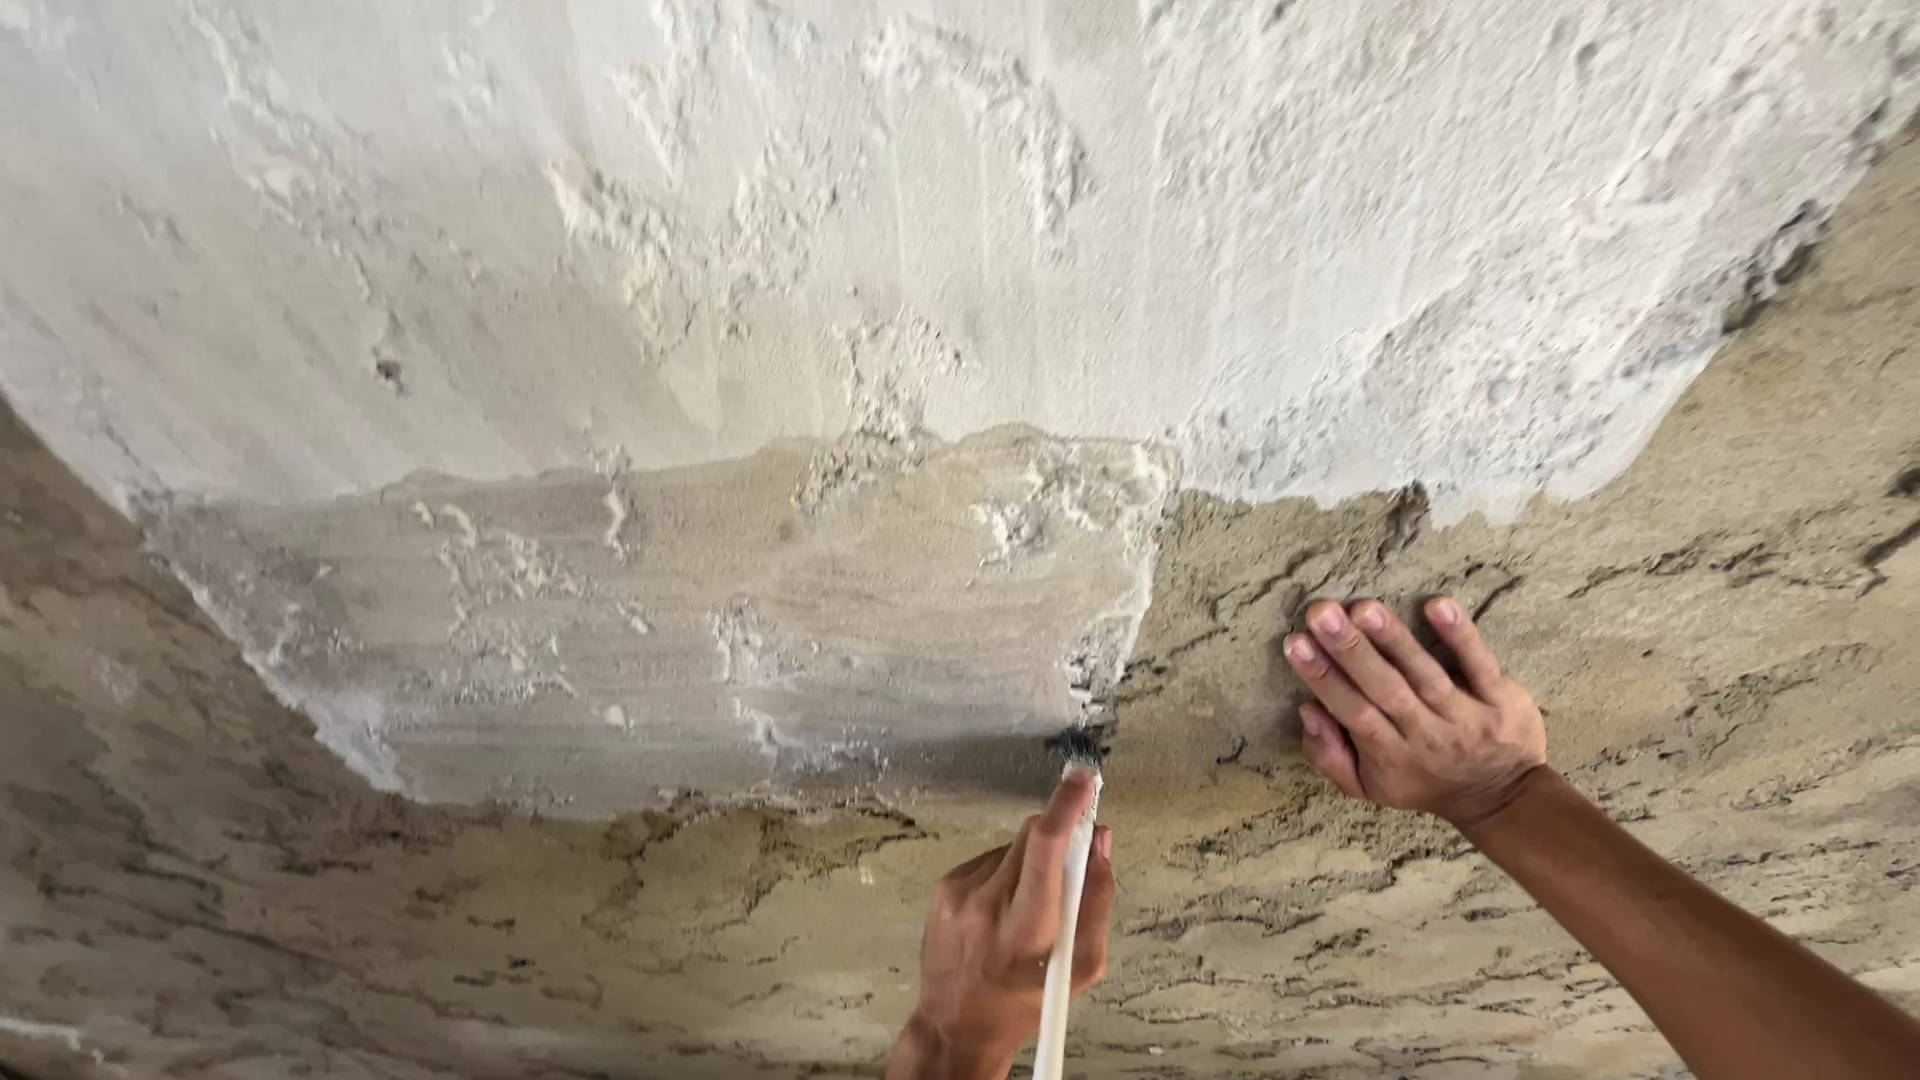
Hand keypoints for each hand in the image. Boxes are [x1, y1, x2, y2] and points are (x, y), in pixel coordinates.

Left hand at [888, 772, 1114, 1077]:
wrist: (956, 1024)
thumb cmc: (1025, 1002)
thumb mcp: (1081, 968)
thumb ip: (1098, 900)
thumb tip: (1099, 840)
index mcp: (1025, 929)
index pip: (1045, 849)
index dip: (1066, 808)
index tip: (1082, 780)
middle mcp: (987, 904)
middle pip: (1030, 836)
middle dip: (1056, 836)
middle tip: (1069, 860)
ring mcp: (960, 892)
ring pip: (1012, 847)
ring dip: (1029, 862)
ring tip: (1026, 905)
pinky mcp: (945, 886)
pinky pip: (989, 859)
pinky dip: (1005, 873)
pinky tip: (1002, 907)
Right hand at [1283, 595, 1547, 829]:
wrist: (1501, 800)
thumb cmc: (1419, 782)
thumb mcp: (1365, 787)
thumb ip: (1327, 754)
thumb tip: (1308, 709)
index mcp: (1387, 751)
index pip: (1350, 710)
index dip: (1321, 676)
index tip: (1294, 641)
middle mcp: (1424, 732)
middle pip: (1383, 687)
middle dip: (1349, 649)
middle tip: (1320, 612)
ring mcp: (1465, 715)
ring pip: (1424, 673)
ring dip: (1393, 638)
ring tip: (1363, 606)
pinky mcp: (1501, 699)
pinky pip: (1480, 665)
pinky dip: (1461, 636)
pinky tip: (1439, 604)